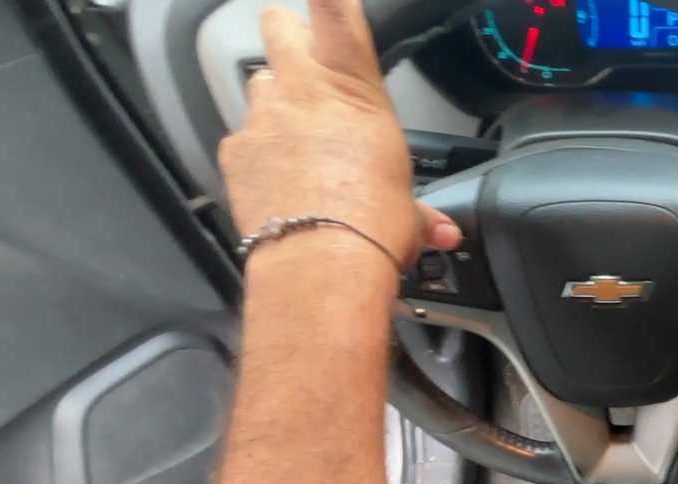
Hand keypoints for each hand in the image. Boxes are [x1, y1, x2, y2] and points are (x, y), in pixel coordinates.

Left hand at [219, 0, 461, 272]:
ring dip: (277, 107)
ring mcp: (263, 118)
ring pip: (260, 87)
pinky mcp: (235, 151)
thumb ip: (422, 214)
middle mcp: (303, 92)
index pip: (336, 11)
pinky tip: (283, 188)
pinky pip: (244, 141)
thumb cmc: (374, 230)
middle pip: (278, 25)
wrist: (324, 264)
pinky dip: (261, 159)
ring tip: (301, 151)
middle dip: (290, 39)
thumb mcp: (411, 217)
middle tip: (309, 73)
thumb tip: (442, 230)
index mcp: (356, 94)